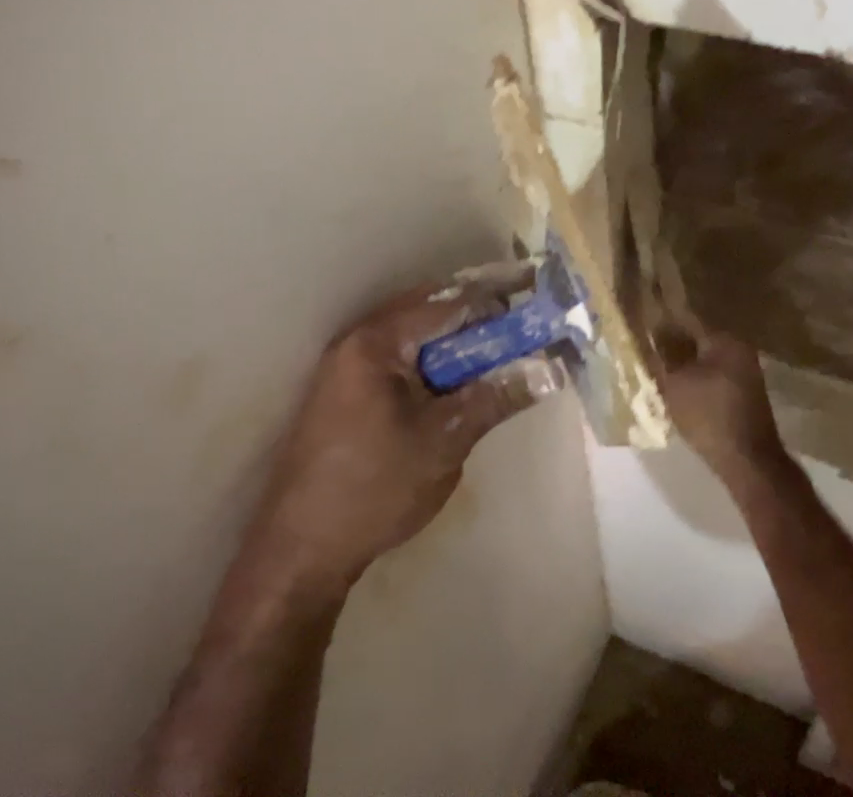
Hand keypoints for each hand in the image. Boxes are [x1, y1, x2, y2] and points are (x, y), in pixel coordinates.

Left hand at [250, 269, 562, 589]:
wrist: (303, 548)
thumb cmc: (376, 488)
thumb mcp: (445, 442)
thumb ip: (495, 397)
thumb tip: (549, 368)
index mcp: (377, 342)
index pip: (449, 304)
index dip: (497, 304)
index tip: (537, 310)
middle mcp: (357, 342)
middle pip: (430, 312)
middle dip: (479, 320)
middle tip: (524, 334)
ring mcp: (347, 368)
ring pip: (416, 338)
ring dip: (457, 344)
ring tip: (500, 359)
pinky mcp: (347, 394)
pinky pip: (401, 361)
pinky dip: (435, 364)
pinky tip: (460, 386)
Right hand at [655, 326, 786, 485]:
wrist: (746, 460)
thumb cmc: (708, 415)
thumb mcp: (675, 384)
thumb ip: (661, 356)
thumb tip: (651, 334)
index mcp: (726, 340)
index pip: (687, 318)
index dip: (661, 322)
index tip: (641, 326)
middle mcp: (740, 349)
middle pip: (697, 338)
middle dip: (671, 343)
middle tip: (645, 350)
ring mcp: (745, 371)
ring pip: (705, 359)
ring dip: (683, 363)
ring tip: (657, 369)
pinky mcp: (744, 392)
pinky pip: (713, 375)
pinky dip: (696, 378)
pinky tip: (677, 387)